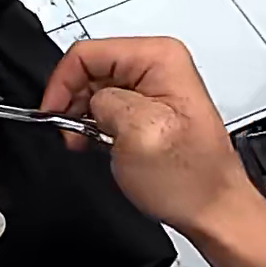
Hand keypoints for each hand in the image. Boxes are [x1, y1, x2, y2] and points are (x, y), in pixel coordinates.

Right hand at [39, 36, 258, 235]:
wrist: (211, 213)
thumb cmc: (190, 180)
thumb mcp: (139, 132)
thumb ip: (105, 103)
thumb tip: (88, 102)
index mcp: (160, 58)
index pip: (85, 54)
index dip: (62, 85)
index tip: (54, 113)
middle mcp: (157, 65)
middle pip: (85, 68)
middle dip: (71, 101)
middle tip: (72, 132)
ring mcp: (150, 85)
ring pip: (88, 86)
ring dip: (79, 115)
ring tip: (87, 139)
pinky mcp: (143, 104)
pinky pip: (99, 102)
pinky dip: (89, 123)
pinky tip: (98, 140)